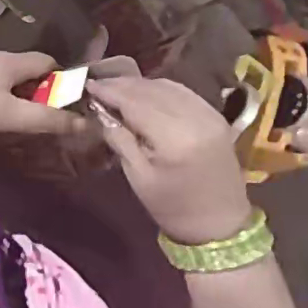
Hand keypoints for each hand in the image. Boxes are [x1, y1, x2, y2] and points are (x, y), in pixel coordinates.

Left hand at [0, 51, 88, 137]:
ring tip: (22, 118)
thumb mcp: (13, 116)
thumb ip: (48, 120)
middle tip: (48, 114)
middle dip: (41, 89)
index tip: (70, 100)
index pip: (48, 61)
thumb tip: (85, 124)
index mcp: (13, 61)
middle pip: (27, 69)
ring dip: (18, 95)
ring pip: (6, 78)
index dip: (63, 78)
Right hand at [87, 76, 253, 244]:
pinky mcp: (215, 116)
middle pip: (152, 90)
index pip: (136, 103)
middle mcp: (195, 118)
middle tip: (97, 84)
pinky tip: (143, 92)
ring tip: (116, 87)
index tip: (88, 85)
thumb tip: (101, 112)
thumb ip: (120, 140)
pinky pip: (183, 92)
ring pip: (169, 87)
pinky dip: (160, 88)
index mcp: (175, 138)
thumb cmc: (172, 206)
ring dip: (140, 84)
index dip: (110, 92)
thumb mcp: (138, 177)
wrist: (219, 223)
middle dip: (122, 85)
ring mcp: (209, 114)